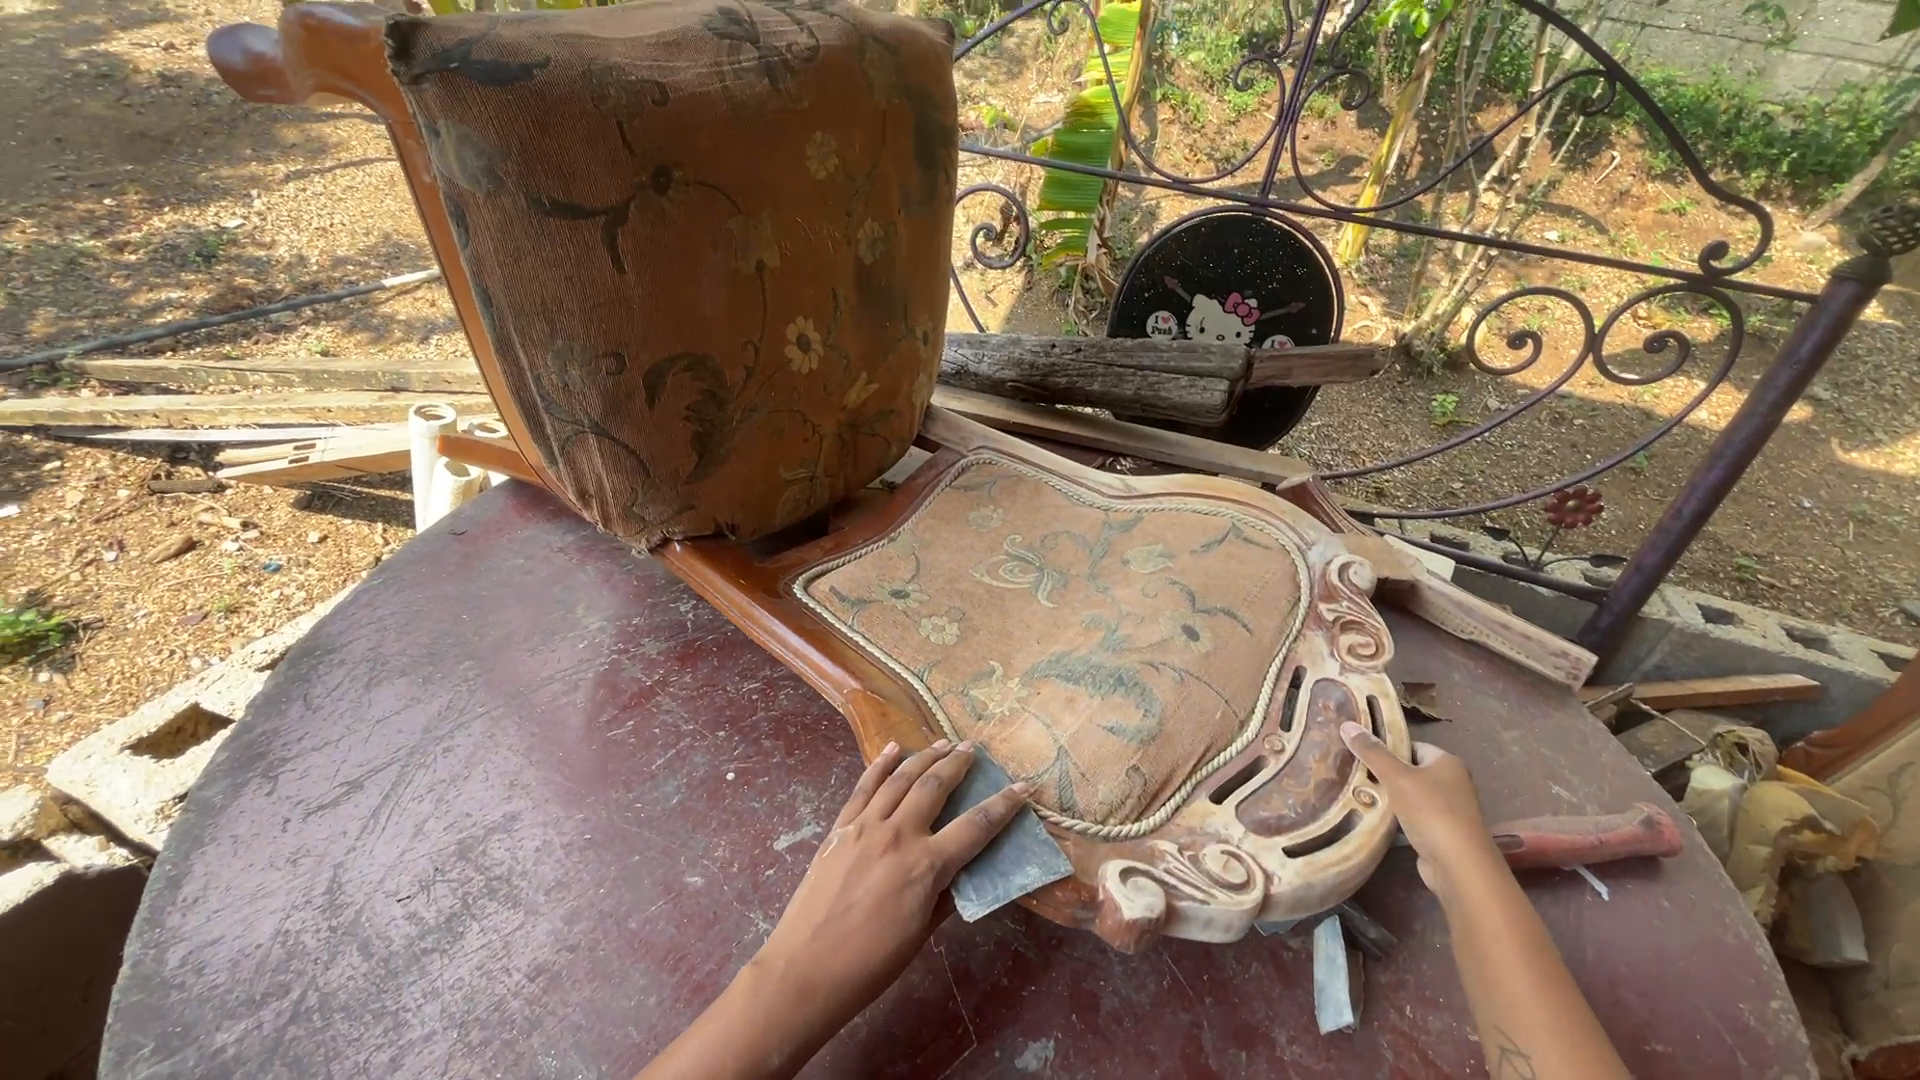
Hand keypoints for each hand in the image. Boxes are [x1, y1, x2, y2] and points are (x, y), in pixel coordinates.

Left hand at [749, 739, 1029, 1035]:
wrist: (806, 969)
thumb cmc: (871, 963)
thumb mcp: (921, 933)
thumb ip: (944, 894)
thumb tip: (961, 870)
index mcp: (925, 866)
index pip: (976, 826)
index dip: (1004, 805)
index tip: (1023, 786)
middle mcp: (898, 835)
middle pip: (936, 786)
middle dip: (958, 764)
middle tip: (973, 748)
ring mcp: (865, 826)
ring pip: (901, 778)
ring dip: (925, 756)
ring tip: (943, 742)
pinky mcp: (840, 828)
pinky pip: (864, 787)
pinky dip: (880, 764)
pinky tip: (893, 748)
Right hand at [1340, 721, 1500, 899]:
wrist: (1458, 865)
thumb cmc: (1431, 812)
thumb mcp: (1397, 777)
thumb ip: (1372, 752)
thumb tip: (1347, 724)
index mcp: (1447, 763)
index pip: (1411, 746)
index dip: (1386, 748)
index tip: (1359, 752)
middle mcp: (1452, 782)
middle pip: (1409, 770)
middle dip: (1382, 773)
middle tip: (1352, 772)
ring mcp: (1448, 809)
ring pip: (1409, 795)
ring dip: (1387, 797)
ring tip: (1356, 793)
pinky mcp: (1441, 832)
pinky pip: (1412, 816)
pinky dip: (1395, 817)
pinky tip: (1373, 818)